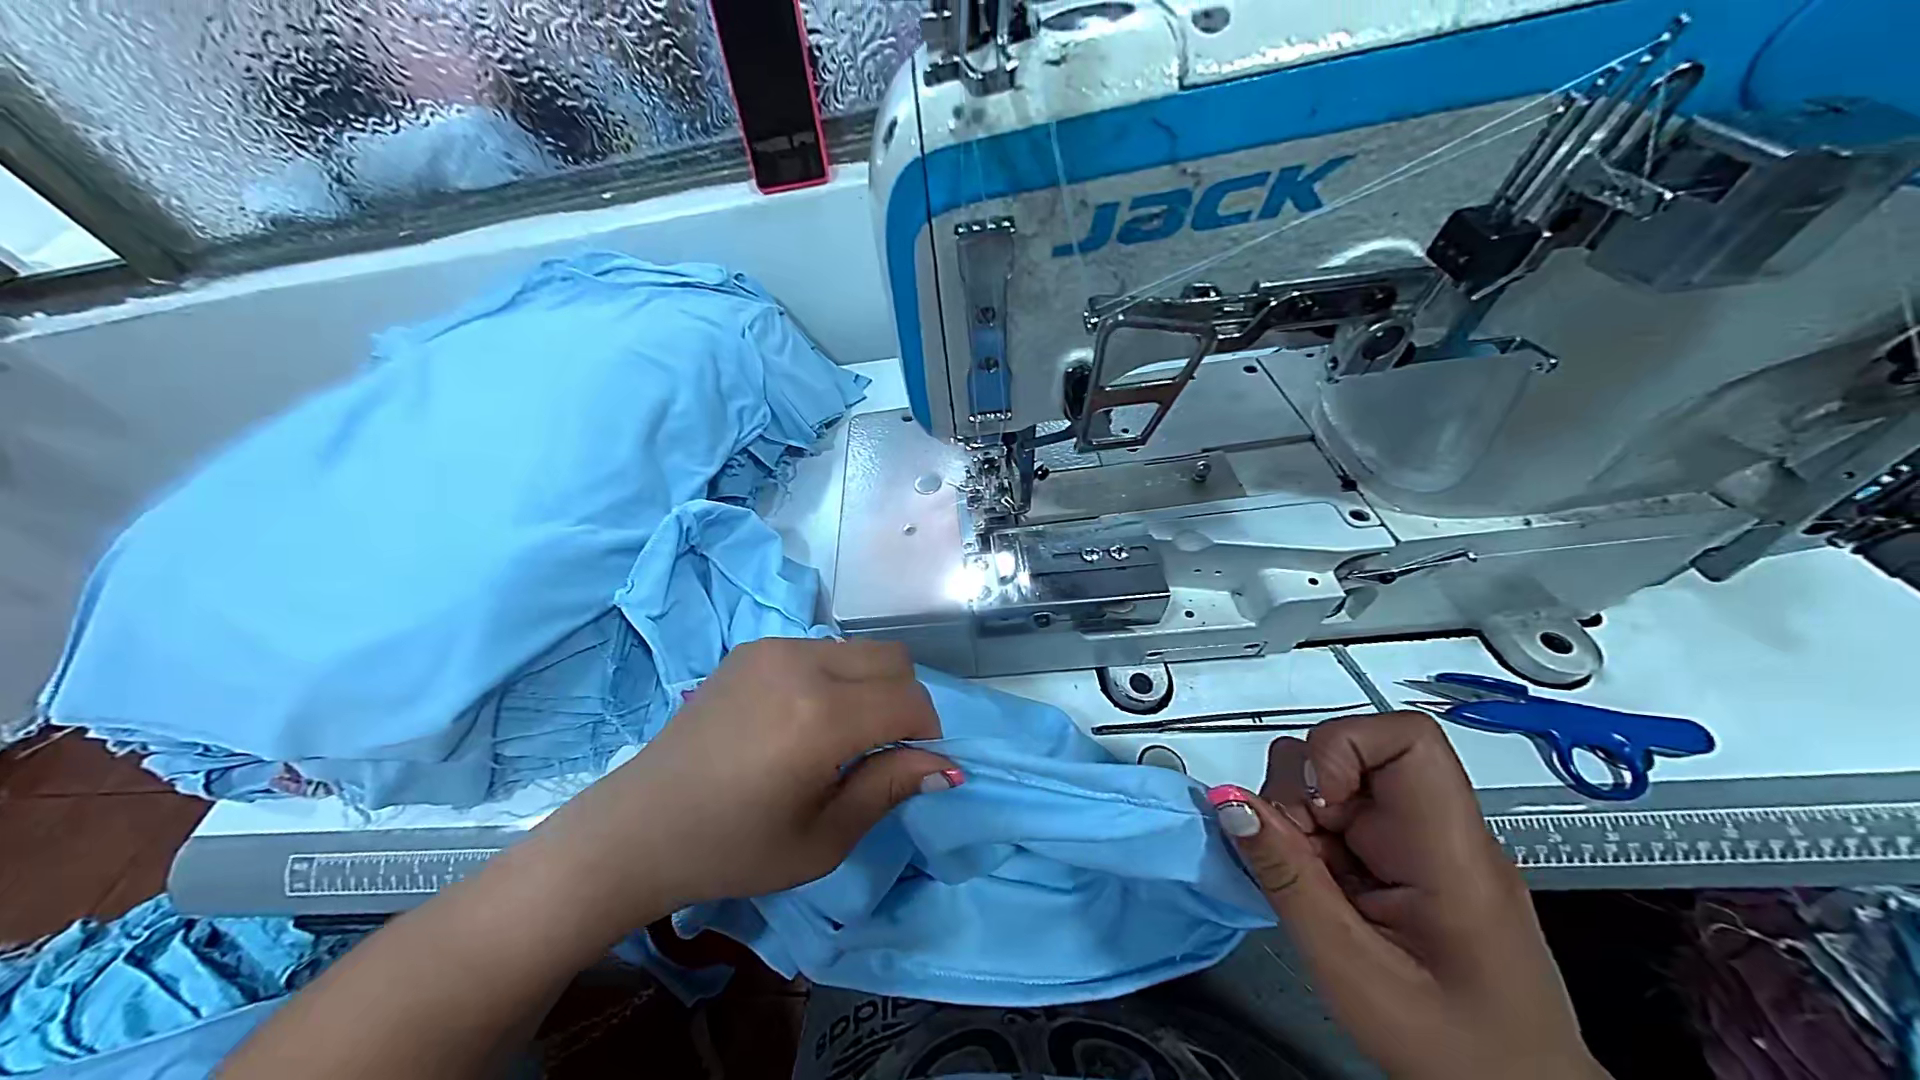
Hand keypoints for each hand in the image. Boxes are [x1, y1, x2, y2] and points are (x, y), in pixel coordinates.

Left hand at [522, 638, 956, 937]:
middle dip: (905, 701)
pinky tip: (801, 719)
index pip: (911, 702)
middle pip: (894, 659)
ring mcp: (773, 648)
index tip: (908, 766)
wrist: (637, 828)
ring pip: (860, 648)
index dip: (926, 734)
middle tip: (878, 750)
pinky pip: (821, 649)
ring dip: (870, 685)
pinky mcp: (752, 648)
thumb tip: (945, 765)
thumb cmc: (733, 849)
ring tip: (837, 735)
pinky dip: (835, 677)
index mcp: (821, 718)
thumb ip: (889, 789)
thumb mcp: (823, 839)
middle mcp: (801, 665)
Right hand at [1207, 712, 1605, 1079]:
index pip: (1405, 739)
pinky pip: (1337, 817)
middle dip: (1300, 797)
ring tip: (1312, 883)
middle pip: (1350, 755)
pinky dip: (1308, 844)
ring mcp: (1416, 841)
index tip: (1315, 808)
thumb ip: (1287, 879)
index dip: (1341, 748)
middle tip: (1299, 861)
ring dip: (1298, 821)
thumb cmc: (1453, 1049)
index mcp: (1449, 851)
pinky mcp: (1398, 856)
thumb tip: (1228, 801)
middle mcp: (1436, 830)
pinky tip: (1320, 891)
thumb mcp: (1352, 971)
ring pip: (1333, 782)